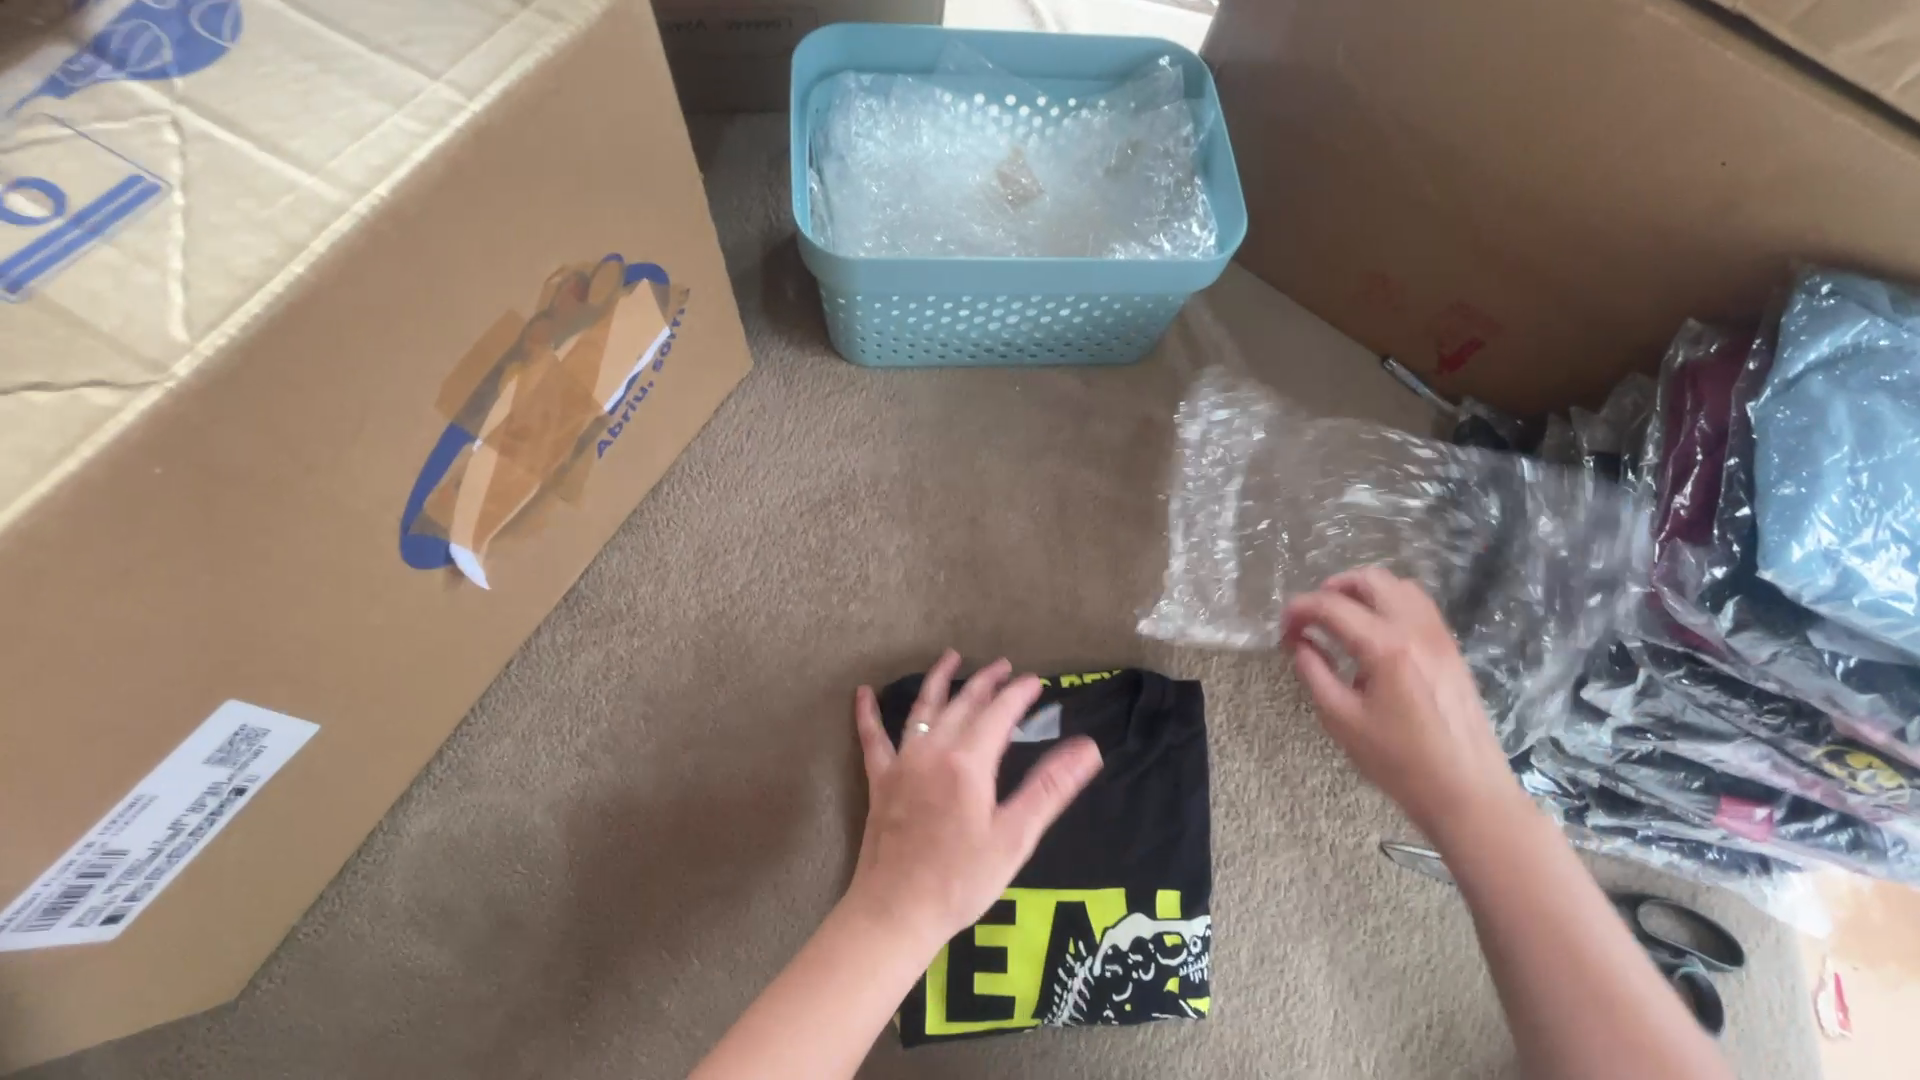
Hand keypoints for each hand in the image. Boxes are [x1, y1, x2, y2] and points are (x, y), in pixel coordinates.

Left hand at [845, 651, 1103, 947]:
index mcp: (968, 762)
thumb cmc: (961, 880)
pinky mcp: (880, 780)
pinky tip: (863, 692)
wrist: (896, 912)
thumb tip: (1088, 748)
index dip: (1019, 694)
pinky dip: (867, 714)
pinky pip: (872, 738)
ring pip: (923, 709)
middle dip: (987, 682)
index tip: (1036, 681)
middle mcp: (933, 751)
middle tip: (1005, 666)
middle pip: (963, 704)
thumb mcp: (1015, 837)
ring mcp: (902, 763)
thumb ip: (1050, 788)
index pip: (999, 713)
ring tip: (951, 657)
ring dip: (939, 680)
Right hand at [1282, 567, 1525, 842]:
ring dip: (1364, 593)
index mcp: (1385, 647)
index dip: (1299, 610)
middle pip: (1371, 580)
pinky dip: (1389, 605)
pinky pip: (1419, 607)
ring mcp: (1440, 637)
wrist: (1466, 791)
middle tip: (1312, 616)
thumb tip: (1301, 643)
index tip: (1283, 629)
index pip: (1331, 606)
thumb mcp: (1341, 719)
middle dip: (1333, 588)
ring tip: (1341, 619)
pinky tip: (1374, 635)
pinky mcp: (1451, 650)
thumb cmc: (1398, 761)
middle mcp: (1416, 630)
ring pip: (1400, 587)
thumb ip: (1314, 672)